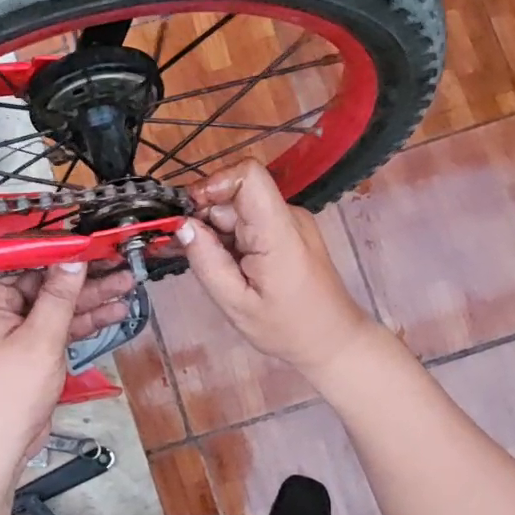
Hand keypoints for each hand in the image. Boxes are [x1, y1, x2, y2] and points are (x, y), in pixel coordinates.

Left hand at [0, 263, 136, 474]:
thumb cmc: (5, 399)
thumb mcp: (41, 339)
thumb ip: (59, 296)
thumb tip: (72, 259)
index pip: (28, 261)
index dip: (64, 250)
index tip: (94, 242)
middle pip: (46, 282)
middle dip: (85, 276)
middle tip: (118, 263)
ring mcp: (12, 331)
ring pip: (57, 305)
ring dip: (90, 298)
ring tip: (126, 284)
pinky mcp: (27, 349)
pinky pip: (58, 327)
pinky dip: (82, 322)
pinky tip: (111, 313)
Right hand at [177, 160, 374, 376]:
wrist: (332, 339)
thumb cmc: (287, 328)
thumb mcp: (237, 305)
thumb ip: (208, 263)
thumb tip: (183, 226)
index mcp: (278, 232)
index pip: (248, 175)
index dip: (213, 184)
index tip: (188, 215)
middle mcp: (286, 216)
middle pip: (235, 196)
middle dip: (204, 219)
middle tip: (182, 251)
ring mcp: (288, 221)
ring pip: (237, 210)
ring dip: (214, 232)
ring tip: (202, 265)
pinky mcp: (285, 231)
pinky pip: (248, 223)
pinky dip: (228, 239)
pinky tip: (219, 264)